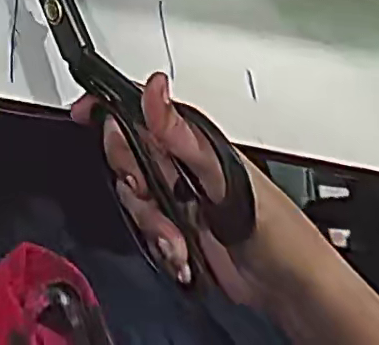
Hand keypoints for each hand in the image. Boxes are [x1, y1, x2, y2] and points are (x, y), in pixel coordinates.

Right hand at [71, 74, 338, 308]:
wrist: (296, 292)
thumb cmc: (275, 229)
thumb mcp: (223, 175)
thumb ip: (182, 133)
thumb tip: (154, 87)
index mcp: (187, 137)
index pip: (134, 108)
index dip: (104, 108)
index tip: (82, 112)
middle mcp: (178, 161)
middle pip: (122, 150)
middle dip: (128, 175)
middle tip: (147, 189)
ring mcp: (175, 193)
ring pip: (129, 192)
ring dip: (148, 218)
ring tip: (176, 237)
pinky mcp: (174, 226)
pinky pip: (143, 226)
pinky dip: (157, 243)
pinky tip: (180, 253)